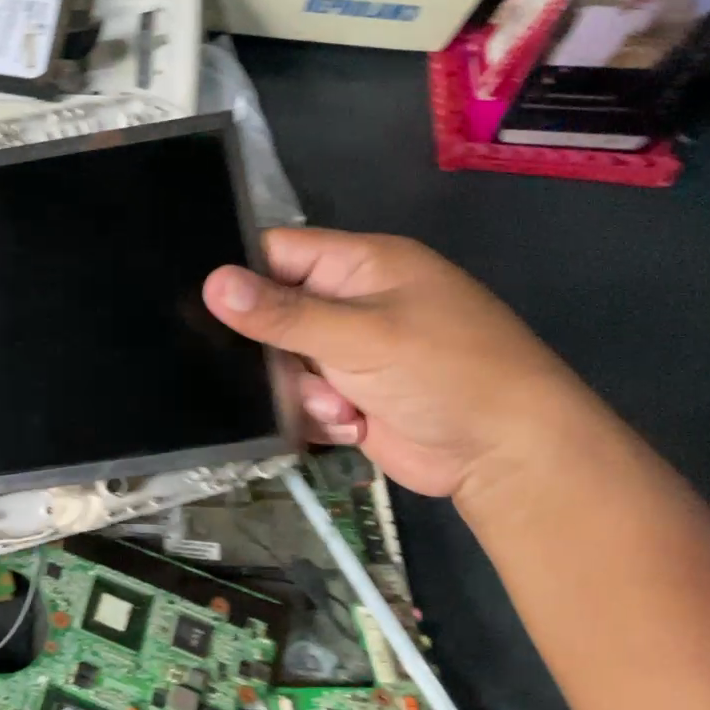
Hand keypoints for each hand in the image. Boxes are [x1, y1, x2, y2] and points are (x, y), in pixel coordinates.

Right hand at [203, 228, 584, 498]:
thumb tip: (210, 282)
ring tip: (339, 405)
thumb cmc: (446, 373)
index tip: (203, 307)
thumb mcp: (359, 336)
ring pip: (279, 363)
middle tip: (281, 370)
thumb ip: (281, 314)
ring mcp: (348, 351)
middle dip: (271, 349)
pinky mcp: (346, 394)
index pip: (275, 253)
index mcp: (360, 265)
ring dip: (299, 389)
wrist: (506, 456)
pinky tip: (349, 423)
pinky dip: (314, 413)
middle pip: (269, 313)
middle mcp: (350, 302)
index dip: (238, 275)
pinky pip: (298, 397)